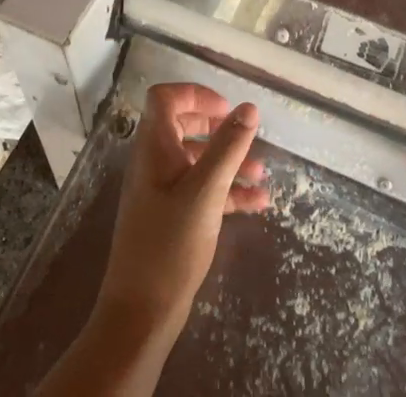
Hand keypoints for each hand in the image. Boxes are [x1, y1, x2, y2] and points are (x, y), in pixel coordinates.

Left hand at [97, 84, 268, 333]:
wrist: (142, 311)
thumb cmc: (171, 244)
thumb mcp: (206, 191)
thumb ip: (228, 147)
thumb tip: (249, 108)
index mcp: (153, 149)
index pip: (165, 99)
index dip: (196, 94)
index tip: (228, 110)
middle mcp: (154, 163)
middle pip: (183, 126)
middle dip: (220, 130)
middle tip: (248, 137)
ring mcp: (161, 191)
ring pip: (198, 161)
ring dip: (230, 163)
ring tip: (263, 177)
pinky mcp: (171, 217)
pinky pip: (202, 191)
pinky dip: (228, 192)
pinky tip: (257, 204)